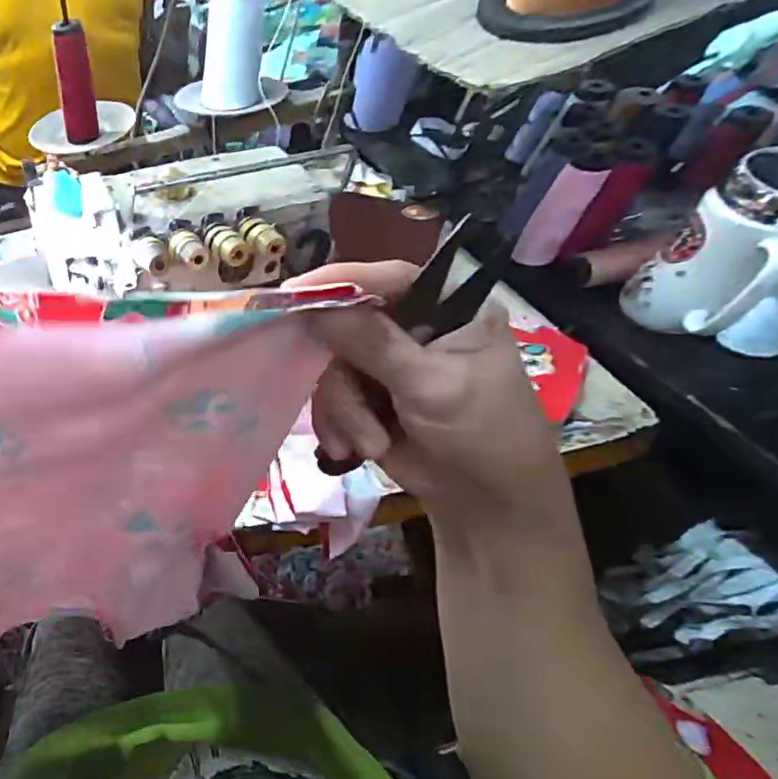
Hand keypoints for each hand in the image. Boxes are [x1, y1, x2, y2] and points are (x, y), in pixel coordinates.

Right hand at [299, 261, 567, 528]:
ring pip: (332, 369)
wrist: (484, 501)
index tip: (294, 293)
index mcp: (448, 307)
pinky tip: (353, 451)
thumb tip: (315, 309)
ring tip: (368, 445)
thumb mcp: (430, 384)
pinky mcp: (366, 398)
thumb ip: (373, 344)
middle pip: (346, 329)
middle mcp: (413, 328)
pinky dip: (337, 426)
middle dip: (344, 379)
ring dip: (344, 412)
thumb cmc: (480, 432)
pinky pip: (329, 399)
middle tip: (350, 408)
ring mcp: (385, 365)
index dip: (340, 281)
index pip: (388, 277)